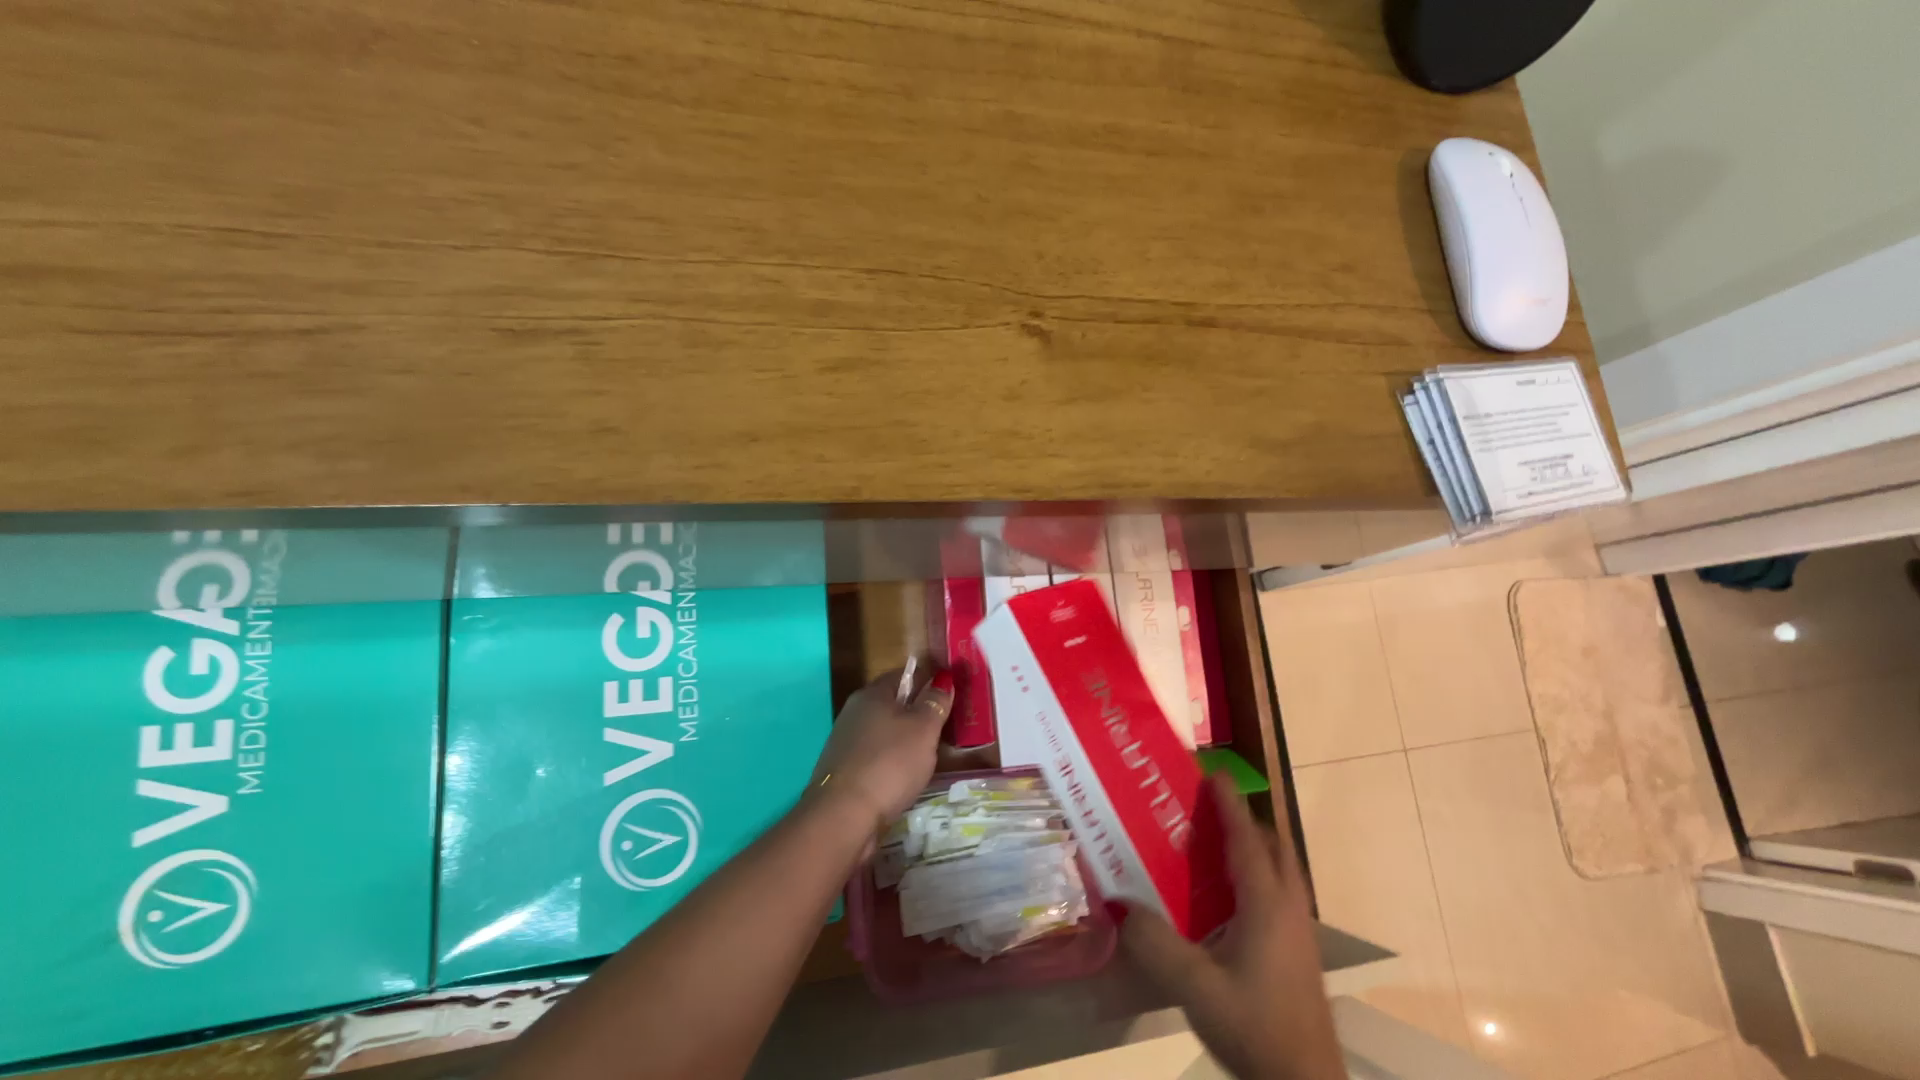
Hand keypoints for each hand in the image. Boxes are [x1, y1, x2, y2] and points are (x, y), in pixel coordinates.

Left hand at [811, 668, 953, 827]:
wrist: (843, 815)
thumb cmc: (889, 763)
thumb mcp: (923, 729)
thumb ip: (935, 703)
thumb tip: (944, 678)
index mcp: (872, 694)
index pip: (905, 674)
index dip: (930, 678)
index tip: (953, 690)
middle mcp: (855, 712)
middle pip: (894, 703)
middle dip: (919, 711)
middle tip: (949, 724)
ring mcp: (847, 742)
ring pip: (886, 732)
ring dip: (907, 739)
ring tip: (933, 752)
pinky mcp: (845, 770)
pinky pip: (878, 756)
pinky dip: (894, 760)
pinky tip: (907, 775)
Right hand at [1112, 773, 1343, 1079]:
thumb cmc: (1254, 1025)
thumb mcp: (1195, 987)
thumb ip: (1156, 943)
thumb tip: (1121, 902)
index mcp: (1266, 905)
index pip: (1246, 840)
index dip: (1229, 804)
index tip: (1211, 772)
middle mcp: (1288, 907)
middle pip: (1271, 847)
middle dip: (1242, 820)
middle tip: (1204, 809)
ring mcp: (1297, 931)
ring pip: (1278, 870)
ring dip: (1249, 848)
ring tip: (1208, 844)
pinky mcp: (1296, 952)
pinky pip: (1275, 894)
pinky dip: (1252, 877)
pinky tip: (1221, 900)